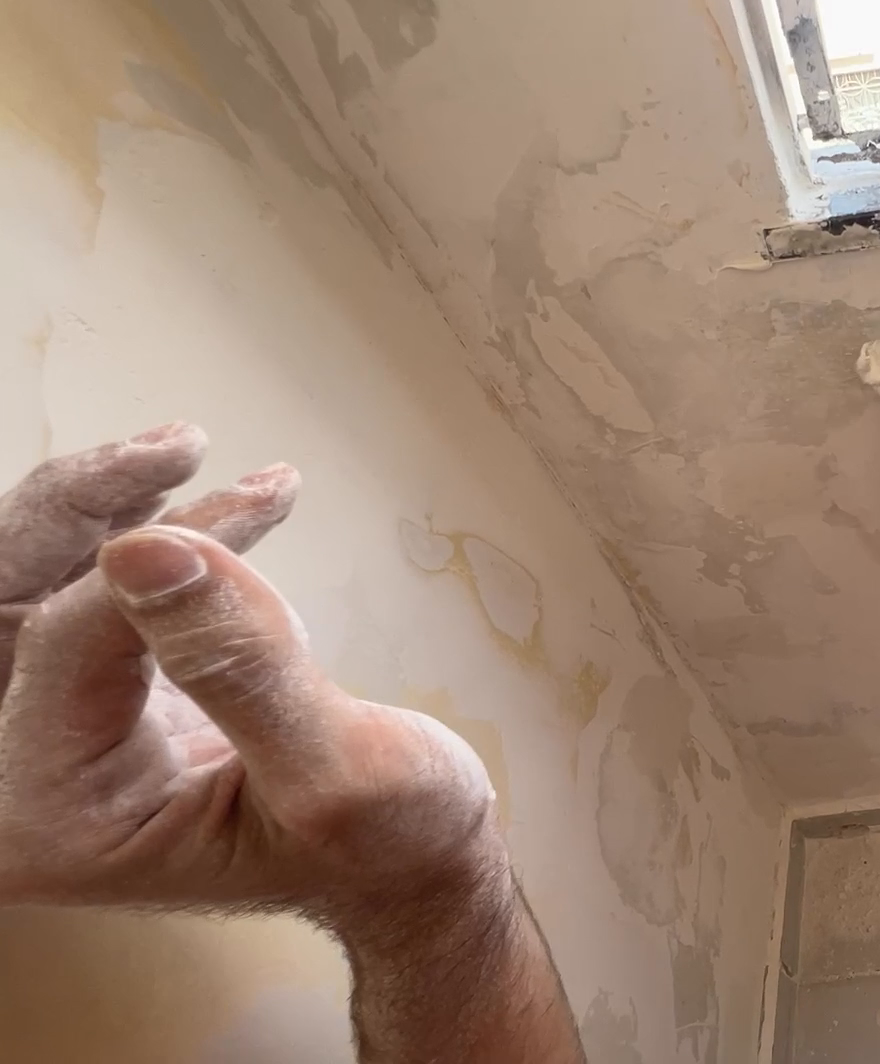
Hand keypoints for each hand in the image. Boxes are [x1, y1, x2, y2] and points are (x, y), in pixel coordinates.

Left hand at [0, 426, 504, 932]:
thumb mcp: (337, 763)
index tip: (265, 504)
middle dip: (82, 513)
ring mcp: (77, 735)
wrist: (417, 852)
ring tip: (204, 455)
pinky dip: (176, 543)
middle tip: (181, 447)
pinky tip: (239, 507)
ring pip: (42, 590)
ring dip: (120, 512)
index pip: (64, 648)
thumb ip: (244, 666)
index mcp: (53, 817)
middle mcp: (33, 776)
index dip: (165, 569)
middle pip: (1, 607)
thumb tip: (148, 547)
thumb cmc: (392, 835)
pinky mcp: (134, 701)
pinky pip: (115, 603)